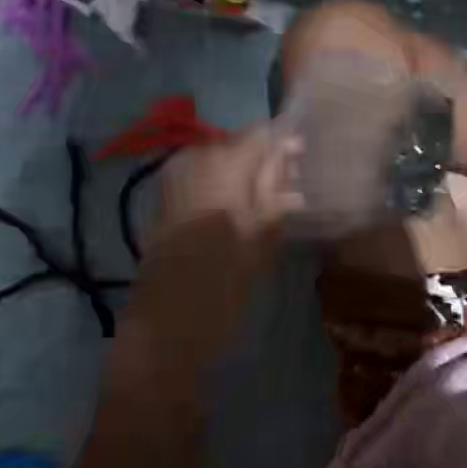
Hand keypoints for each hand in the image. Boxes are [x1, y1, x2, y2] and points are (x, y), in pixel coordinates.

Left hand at [128, 125, 303, 360]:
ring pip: (219, 162)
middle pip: (237, 145)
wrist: (163, 333)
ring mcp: (174, 182)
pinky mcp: (164, 203)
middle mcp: (193, 163)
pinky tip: (239, 213)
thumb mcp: (263, 236)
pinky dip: (222, 188)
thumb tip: (288, 152)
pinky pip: (200, 179)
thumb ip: (275, 188)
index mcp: (221, 167)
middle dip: (263, 161)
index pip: (260, 134)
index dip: (283, 145)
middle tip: (288, 188)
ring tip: (267, 204)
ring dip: (243, 176)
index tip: (302, 162)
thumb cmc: (223, 287)